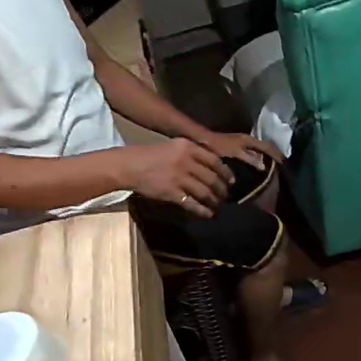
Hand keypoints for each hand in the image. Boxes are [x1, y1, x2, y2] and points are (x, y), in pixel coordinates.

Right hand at [120, 137, 234, 216]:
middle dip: (222, 190)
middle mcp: (186, 161)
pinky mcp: (173, 193)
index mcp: (188, 147)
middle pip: (212, 178)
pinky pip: (193, 203)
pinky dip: (203, 210)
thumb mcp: (173, 147)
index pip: (215, 161)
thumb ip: (191, 154)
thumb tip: (210, 167)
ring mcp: (180, 177)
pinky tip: (208, 214)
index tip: (231, 181)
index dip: (226, 173)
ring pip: (205, 192)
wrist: (128, 165)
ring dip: (214, 201)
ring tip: (217, 206)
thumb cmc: (149, 156)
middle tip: (225, 196)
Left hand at [195, 131, 283, 168]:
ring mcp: (241, 144)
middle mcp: (246, 140)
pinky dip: (256, 160)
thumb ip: (249, 158)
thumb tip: (263, 166)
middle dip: (273, 156)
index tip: (285, 164)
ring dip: (265, 158)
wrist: (200, 139)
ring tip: (271, 170)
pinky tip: (256, 169)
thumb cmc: (217, 145)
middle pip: (264, 148)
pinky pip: (251, 153)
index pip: (268, 146)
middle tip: (281, 168)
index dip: (277, 154)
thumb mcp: (236, 152)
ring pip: (258, 150)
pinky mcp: (235, 149)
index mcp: (248, 140)